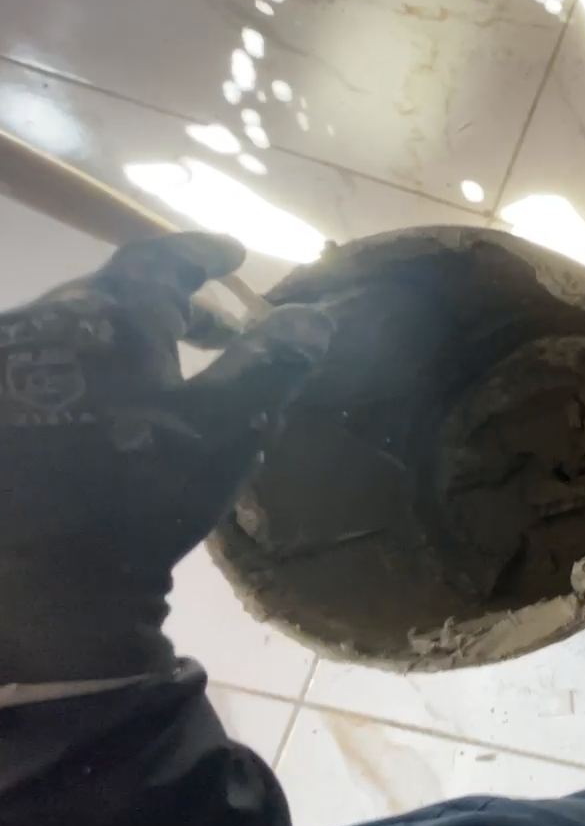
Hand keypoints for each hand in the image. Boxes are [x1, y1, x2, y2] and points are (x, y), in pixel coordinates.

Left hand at [0, 234, 332, 683]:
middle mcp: (36, 330)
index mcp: (104, 322)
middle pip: (114, 294)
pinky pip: (52, 365)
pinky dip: (101, 368)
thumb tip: (313, 315)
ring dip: (138, 337)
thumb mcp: (234, 424)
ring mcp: (4, 370)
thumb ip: (274, 362)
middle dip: (178, 304)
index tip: (233, 251)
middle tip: (228, 330)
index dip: (200, 252)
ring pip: (79, 331)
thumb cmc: (142, 486)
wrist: (34, 574)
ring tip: (181, 372)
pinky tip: (123, 408)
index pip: (157, 262)